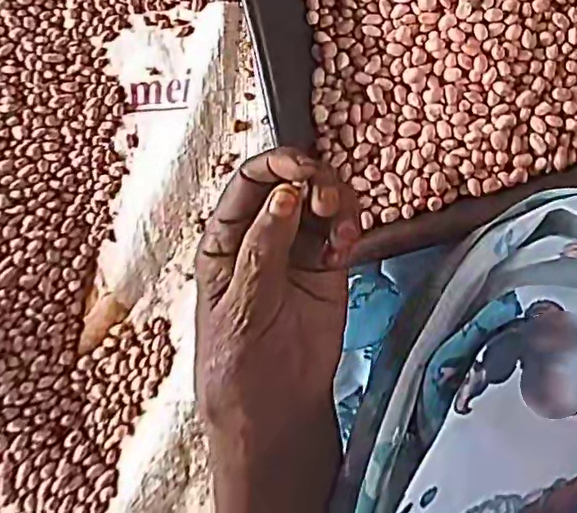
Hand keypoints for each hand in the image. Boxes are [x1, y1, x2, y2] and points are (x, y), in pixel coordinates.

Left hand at [195, 148, 359, 512]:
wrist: (276, 413)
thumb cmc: (237, 368)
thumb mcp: (241, 310)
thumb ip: (263, 250)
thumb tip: (284, 193)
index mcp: (227, 238)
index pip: (250, 181)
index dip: (276, 163)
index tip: (302, 167)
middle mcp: (263, 231)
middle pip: (291, 179)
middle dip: (314, 179)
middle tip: (326, 199)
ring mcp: (297, 244)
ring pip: (322, 195)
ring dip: (336, 199)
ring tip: (339, 228)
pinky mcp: (327, 260)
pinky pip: (343, 224)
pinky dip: (349, 225)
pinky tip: (344, 247)